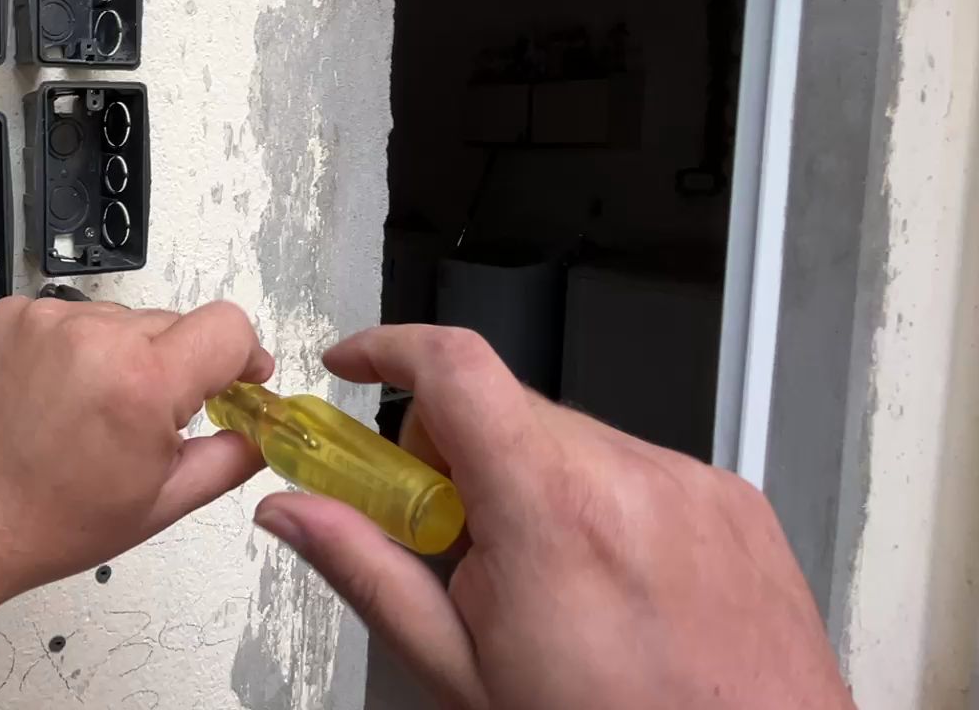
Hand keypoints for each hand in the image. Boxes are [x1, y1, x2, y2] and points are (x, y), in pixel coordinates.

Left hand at [0, 295, 273, 655]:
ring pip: (122, 319)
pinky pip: (74, 315)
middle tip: (149, 414)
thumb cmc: (50, 519)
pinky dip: (78, 346)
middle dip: (177, 365)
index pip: (227, 325)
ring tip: (92, 407)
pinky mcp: (14, 314)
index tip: (238, 374)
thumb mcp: (161, 503)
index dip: (243, 353)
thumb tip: (259, 433)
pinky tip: (60, 390)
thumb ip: (228, 458)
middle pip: (174, 323)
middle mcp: (95, 337)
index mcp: (142, 383)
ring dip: (124, 354)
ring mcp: (48, 320)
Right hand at [253, 325, 852, 709]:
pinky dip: (573, 486)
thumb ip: (362, 567)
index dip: (385, 348)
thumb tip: (285, 510)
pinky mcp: (730, 499)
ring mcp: (691, 483)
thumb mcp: (457, 669)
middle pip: (490, 400)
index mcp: (553, 509)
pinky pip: (614, 454)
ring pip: (549, 426)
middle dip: (442, 442)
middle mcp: (631, 475)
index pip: (452, 366)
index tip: (350, 365)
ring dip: (509, 466)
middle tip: (439, 524)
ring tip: (524, 564)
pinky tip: (589, 568)